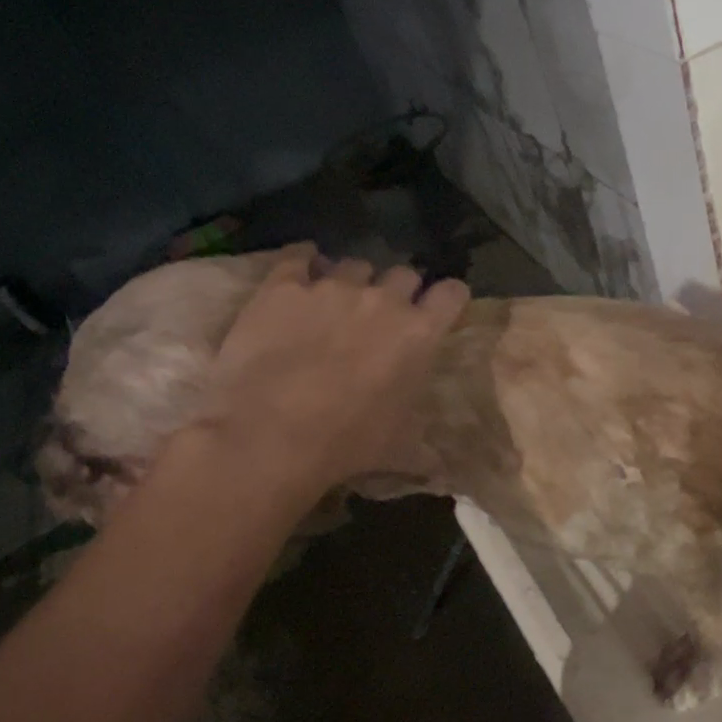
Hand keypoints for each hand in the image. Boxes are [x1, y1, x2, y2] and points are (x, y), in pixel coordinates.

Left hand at [192, 249, 468, 501]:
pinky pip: (298, 257)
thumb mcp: (400, 442)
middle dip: (398, 290)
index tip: (440, 308)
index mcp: (419, 333)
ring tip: (335, 301)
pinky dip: (303, 261)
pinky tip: (301, 268)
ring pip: (354, 265)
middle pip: (404, 274)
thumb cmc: (347, 443)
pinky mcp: (283, 287)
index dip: (448, 299)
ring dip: (352, 281)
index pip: (452, 293)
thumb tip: (438, 464)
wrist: (270, 435)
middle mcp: (382, 300)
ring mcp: (331, 287)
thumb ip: (421, 433)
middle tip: (382, 315)